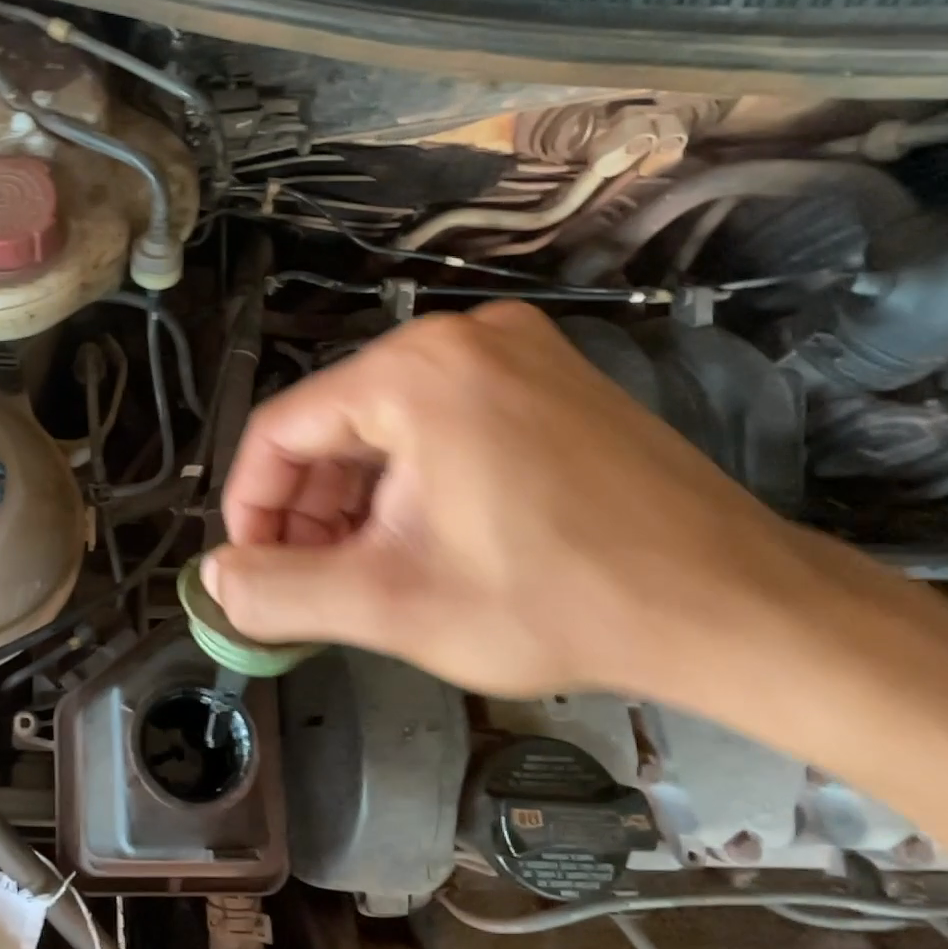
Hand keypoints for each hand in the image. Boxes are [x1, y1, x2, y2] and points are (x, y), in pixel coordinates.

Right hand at [202, 301, 811, 696]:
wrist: (735, 609)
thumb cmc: (553, 601)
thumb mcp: (388, 605)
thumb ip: (278, 593)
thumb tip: (213, 580)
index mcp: (412, 373)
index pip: (280, 430)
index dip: (251, 505)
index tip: (253, 568)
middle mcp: (459, 339)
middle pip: (332, 425)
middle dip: (306, 508)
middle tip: (308, 577)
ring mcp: (514, 351)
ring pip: (383, 426)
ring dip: (353, 499)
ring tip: (361, 567)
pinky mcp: (549, 379)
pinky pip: (439, 421)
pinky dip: (409, 480)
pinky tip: (418, 538)